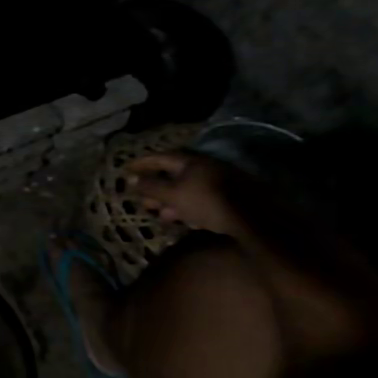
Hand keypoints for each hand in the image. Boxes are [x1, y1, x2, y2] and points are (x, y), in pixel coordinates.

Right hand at [125, 152, 248, 238]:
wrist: (251, 218)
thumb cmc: (206, 202)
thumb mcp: (174, 195)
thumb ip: (152, 187)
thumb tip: (132, 179)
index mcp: (190, 161)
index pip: (160, 157)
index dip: (142, 163)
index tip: (126, 169)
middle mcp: (204, 167)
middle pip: (174, 174)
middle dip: (156, 186)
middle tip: (142, 198)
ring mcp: (218, 181)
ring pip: (188, 189)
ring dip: (172, 201)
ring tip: (159, 213)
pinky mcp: (229, 198)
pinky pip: (201, 199)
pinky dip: (188, 207)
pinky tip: (184, 220)